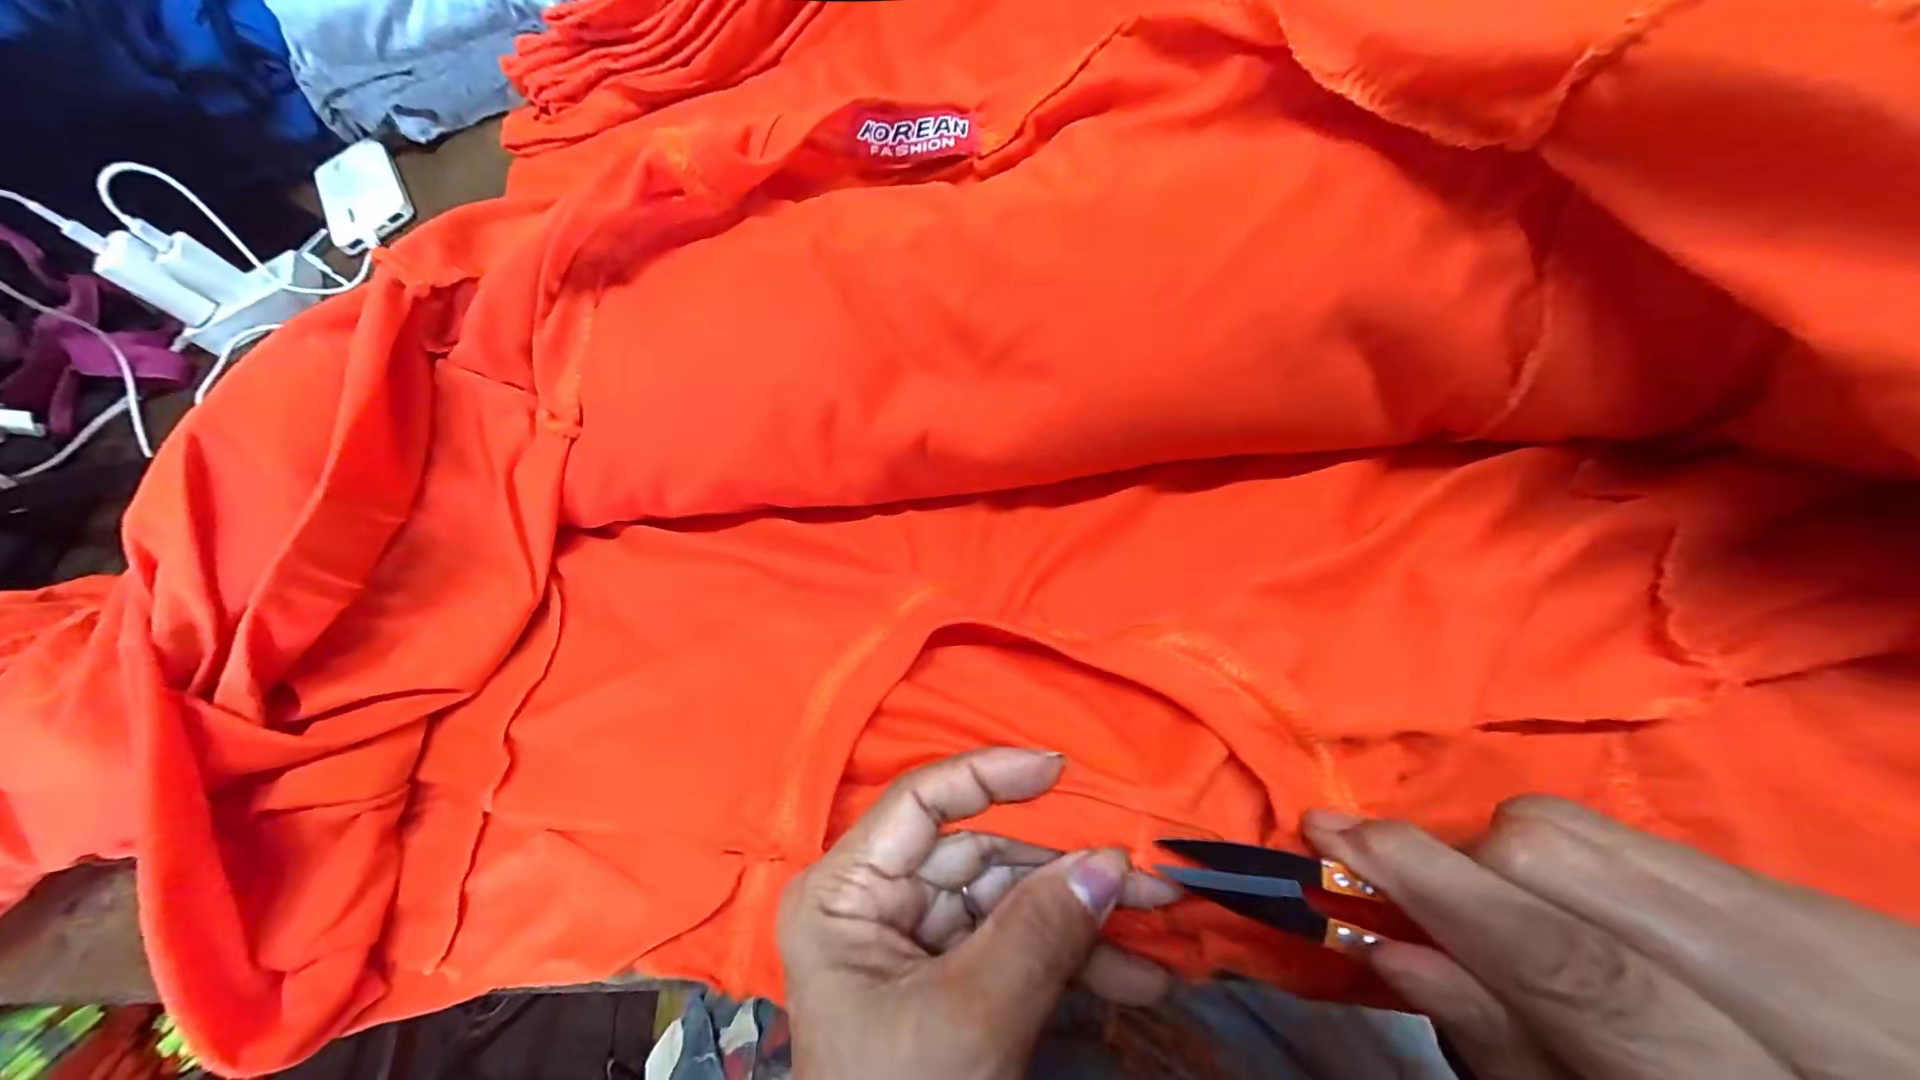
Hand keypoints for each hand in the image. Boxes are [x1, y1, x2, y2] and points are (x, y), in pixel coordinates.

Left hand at [777, 748, 1180, 1079]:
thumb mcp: (967, 1019)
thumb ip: (1039, 933)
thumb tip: (1109, 864)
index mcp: (847, 892)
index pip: (920, 802)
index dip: (988, 774)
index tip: (1058, 769)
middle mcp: (878, 901)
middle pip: (980, 853)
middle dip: (1063, 866)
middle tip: (1142, 875)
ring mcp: (918, 939)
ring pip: (1010, 899)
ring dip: (1082, 915)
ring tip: (1156, 924)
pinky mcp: (953, 977)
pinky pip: (1019, 945)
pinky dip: (1074, 959)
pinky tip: (1134, 976)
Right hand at [1303, 797, 1919, 1079]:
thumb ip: (1508, 1059)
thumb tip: (1386, 949)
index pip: (1578, 969)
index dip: (1441, 892)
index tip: (1332, 836)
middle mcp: (1842, 1011)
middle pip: (1575, 860)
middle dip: (1459, 863)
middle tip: (1399, 886)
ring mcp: (1861, 945)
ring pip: (1605, 829)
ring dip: (1510, 858)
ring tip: (1495, 906)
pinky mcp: (1844, 909)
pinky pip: (1652, 840)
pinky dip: (1577, 863)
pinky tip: (1582, 911)